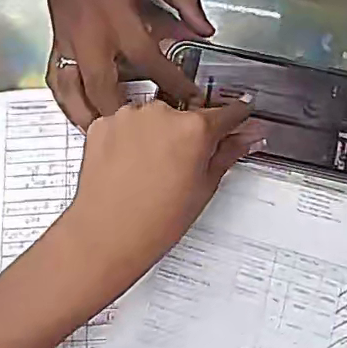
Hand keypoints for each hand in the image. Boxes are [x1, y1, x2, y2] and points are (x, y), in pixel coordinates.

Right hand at [19, 0, 213, 126]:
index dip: (172, 83)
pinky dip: (68, 103)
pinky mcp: (56, 45)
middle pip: (105, 90)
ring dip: (91, 117)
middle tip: (147, 133)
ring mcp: (68, 45)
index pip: (149, 60)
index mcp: (117, 16)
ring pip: (74, 94)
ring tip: (111, 136)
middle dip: (126, 115)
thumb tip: (206, 31)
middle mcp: (90, 37)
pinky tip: (81, 115)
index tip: (192, 100)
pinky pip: (57, 82)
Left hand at [57, 97, 261, 276]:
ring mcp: (127, 117)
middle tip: (182, 166)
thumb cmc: (153, 221)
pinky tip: (130, 167)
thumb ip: (227, 154)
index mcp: (193, 129)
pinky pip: (123, 124)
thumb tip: (245, 138)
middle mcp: (160, 114)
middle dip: (187, 134)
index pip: (227, 112)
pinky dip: (128, 140)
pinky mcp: (101, 124)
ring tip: (151, 171)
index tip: (240, 118)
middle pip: (185, 115)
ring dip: (155, 135)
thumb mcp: (203, 188)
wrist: (107, 235)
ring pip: (152, 118)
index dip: (236, 119)